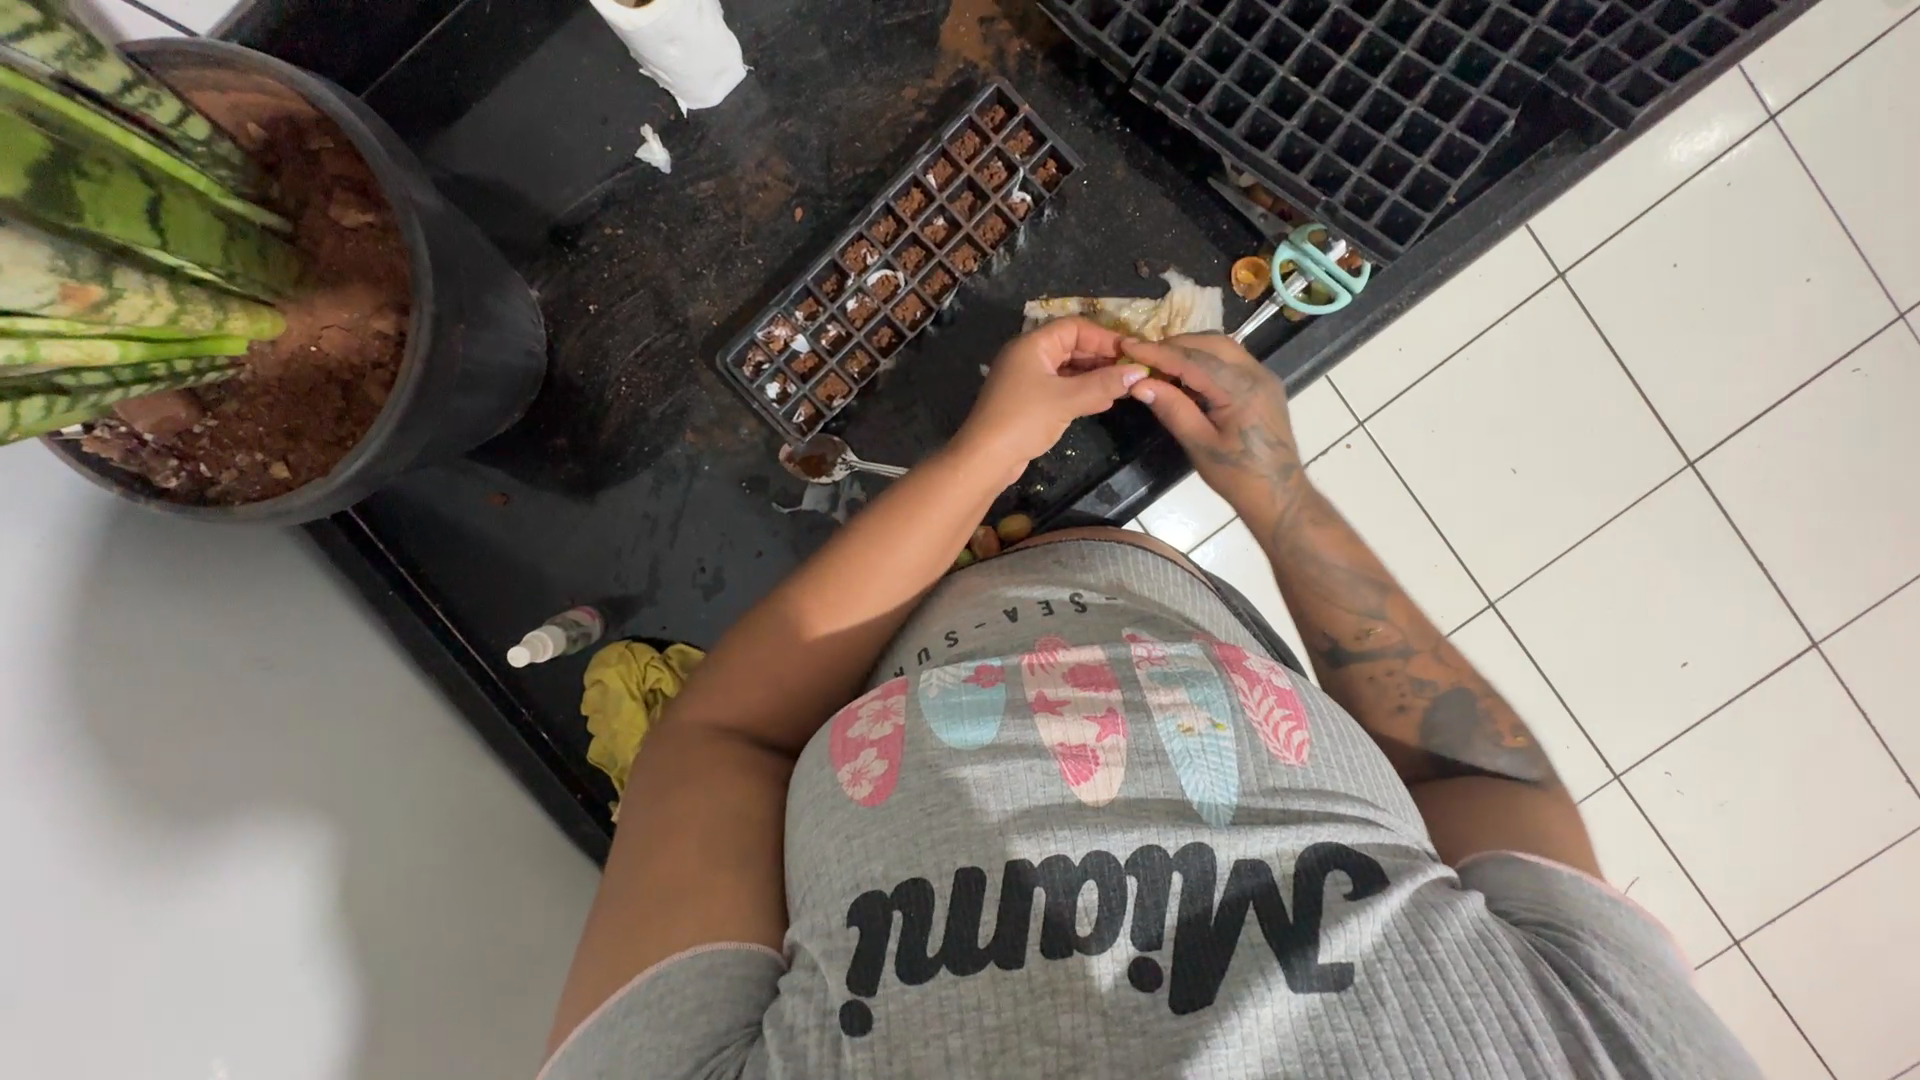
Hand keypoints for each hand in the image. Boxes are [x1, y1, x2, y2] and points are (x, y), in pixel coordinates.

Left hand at [951, 317, 1149, 486]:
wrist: (986, 458)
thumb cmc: (1023, 420)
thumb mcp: (1067, 400)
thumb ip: (1103, 384)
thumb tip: (1138, 372)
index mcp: (1033, 345)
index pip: (1075, 328)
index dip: (1104, 337)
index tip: (1131, 352)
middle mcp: (1029, 356)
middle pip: (1072, 347)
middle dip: (1102, 358)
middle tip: (1132, 371)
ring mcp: (1028, 380)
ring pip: (1068, 370)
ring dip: (1095, 377)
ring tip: (1124, 386)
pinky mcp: (1029, 401)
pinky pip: (1061, 388)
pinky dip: (1082, 392)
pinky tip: (1105, 401)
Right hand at [1122, 334, 1308, 532]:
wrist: (1278, 493)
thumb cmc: (1237, 476)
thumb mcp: (1199, 445)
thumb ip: (1172, 409)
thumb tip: (1138, 384)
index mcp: (1241, 390)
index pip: (1193, 360)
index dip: (1158, 352)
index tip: (1127, 346)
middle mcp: (1256, 374)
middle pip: (1210, 343)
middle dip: (1174, 345)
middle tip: (1142, 356)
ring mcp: (1263, 377)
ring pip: (1221, 347)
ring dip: (1189, 350)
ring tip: (1159, 364)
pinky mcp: (1263, 384)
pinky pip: (1230, 360)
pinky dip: (1204, 360)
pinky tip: (1184, 376)